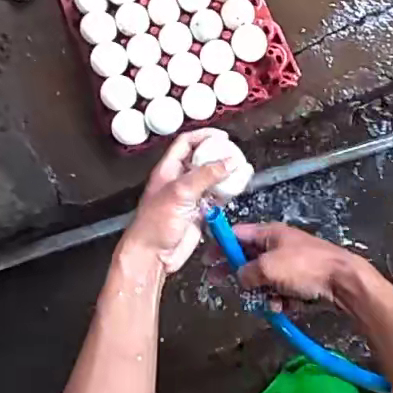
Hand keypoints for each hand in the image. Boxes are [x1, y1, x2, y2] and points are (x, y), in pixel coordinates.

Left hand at [120, 129, 232, 274]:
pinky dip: (227, 193)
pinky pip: (215, 198)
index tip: (221, 137)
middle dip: (218, 155)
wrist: (152, 256)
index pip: (186, 143)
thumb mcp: (180, 192)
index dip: (203, 136)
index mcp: (168, 170)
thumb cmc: (153, 225)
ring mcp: (189, 197)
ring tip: (240, 170)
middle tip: (234, 154)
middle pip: (201, 160)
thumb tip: (227, 161)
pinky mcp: (198, 213)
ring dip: (225, 174)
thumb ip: (205, 175)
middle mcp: (179, 181)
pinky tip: (236, 189)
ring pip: (211, 179)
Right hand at [231, 222, 372, 307]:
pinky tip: (283, 307)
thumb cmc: (303, 267)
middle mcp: (278, 245)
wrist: (343, 281)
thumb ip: (246, 272)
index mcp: (269, 233)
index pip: (237, 234)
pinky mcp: (300, 282)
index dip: (220, 245)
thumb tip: (240, 278)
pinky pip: (279, 292)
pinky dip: (278, 300)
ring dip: (261, 292)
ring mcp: (290, 264)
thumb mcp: (268, 267)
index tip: (206, 260)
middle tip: (220, 283)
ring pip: (263, 279)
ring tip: (267, 301)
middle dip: (237, 273)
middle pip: (248, 258)